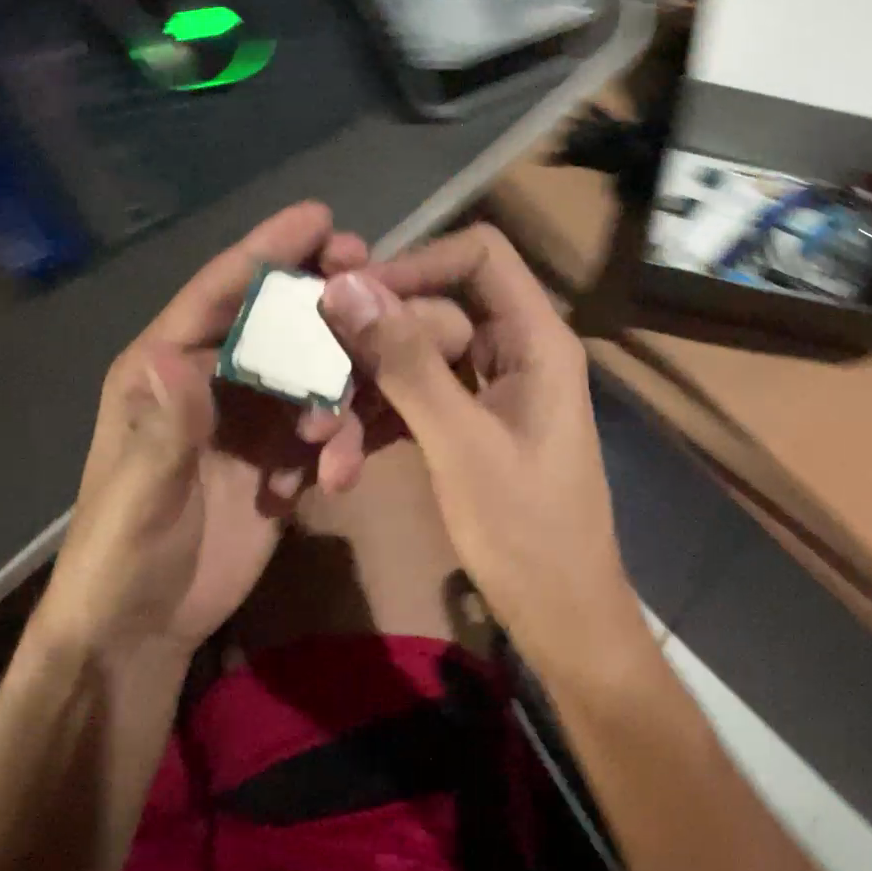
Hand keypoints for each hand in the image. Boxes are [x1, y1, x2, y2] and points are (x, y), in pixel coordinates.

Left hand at [37, 202, 439, 654]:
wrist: (145, 630)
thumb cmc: (122, 560)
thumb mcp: (138, 499)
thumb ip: (162, 430)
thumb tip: (172, 354)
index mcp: (161, 375)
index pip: (216, 298)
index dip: (265, 254)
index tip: (320, 218)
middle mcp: (210, 384)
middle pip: (275, 323)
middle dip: (323, 303)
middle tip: (373, 282)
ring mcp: (251, 422)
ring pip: (312, 376)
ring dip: (338, 394)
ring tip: (335, 439)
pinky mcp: (280, 460)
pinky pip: (327, 429)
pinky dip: (344, 443)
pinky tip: (341, 477)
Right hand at [319, 224, 643, 679]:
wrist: (562, 614)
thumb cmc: (525, 530)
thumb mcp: (460, 443)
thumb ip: (406, 362)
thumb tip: (346, 286)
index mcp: (537, 339)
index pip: (479, 255)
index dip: (415, 263)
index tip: (349, 297)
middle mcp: (519, 351)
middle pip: (437, 310)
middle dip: (372, 348)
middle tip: (309, 385)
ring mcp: (495, 390)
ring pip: (419, 361)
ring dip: (366, 393)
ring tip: (316, 438)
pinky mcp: (474, 427)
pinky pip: (420, 400)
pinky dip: (381, 422)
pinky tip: (339, 461)